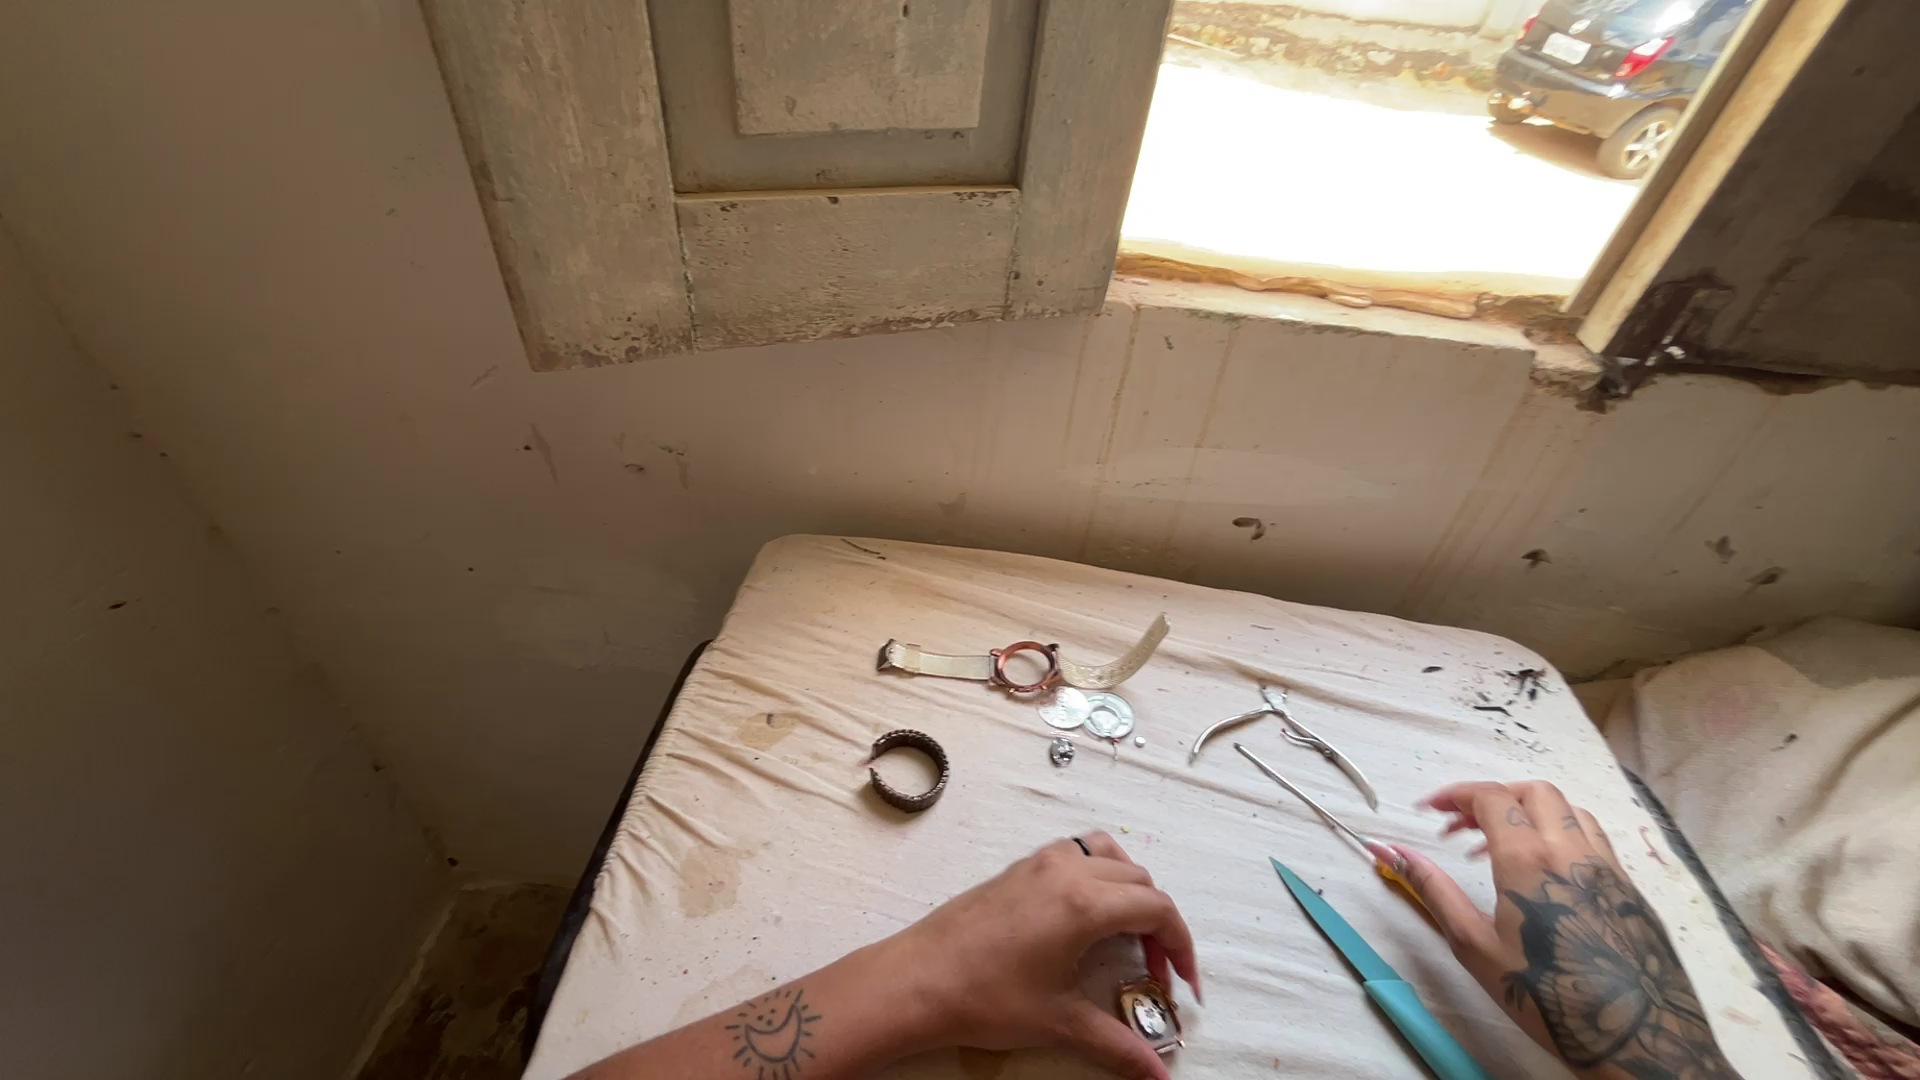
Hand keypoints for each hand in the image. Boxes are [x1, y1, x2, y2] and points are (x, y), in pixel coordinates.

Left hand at [880, 833, 1200, 1079]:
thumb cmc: (990, 997)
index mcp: (1084, 902)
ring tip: (1128, 933)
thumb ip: (1117, 1045)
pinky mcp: (1021, 865)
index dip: (1182, 946)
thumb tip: (1160, 1078)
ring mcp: (1041, 861)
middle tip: (1156, 972)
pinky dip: (1098, 872)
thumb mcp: (1060, 1021)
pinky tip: (1088, 914)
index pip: (1157, 908)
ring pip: (1107, 854)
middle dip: (1159, 923)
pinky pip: (1076, 851)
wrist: (921, 976)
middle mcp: (1067, 869)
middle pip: (1139, 880)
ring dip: (1130, 887)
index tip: (1185, 987)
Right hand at [1373, 781, 1739, 1079]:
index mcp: (1529, 859)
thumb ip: (1432, 888)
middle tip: (1464, 825)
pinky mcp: (1634, 892)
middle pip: (1533, 792)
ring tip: (1502, 844)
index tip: (1428, 810)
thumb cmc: (1547, 998)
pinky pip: (1595, 840)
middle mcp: (1573, 852)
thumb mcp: (1474, 944)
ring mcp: (1610, 870)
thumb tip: (1390, 850)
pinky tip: (1544, 872)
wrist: (1645, 1049)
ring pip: (1570, 810)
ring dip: (1529, 812)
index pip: (1490, 796)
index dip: (1453, 795)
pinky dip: (1560, 835)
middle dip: (1492, 796)